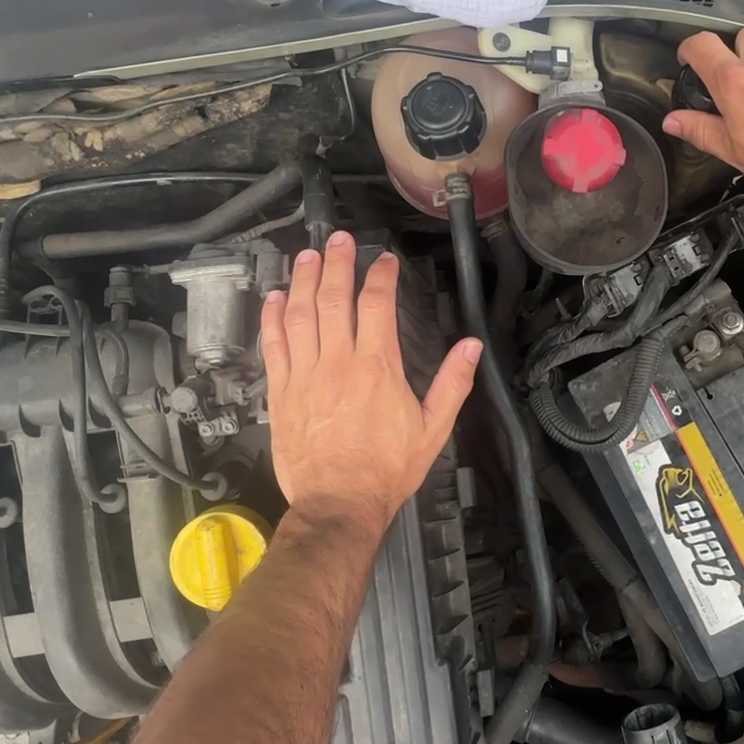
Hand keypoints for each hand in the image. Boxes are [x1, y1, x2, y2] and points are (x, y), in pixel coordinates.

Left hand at [261, 231, 480, 534]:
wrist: (339, 505)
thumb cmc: (387, 470)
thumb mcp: (434, 429)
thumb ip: (453, 384)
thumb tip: (471, 347)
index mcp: (377, 369)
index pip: (377, 306)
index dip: (381, 276)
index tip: (385, 261)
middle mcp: (337, 364)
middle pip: (333, 300)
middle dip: (336, 264)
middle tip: (338, 239)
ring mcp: (304, 377)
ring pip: (300, 316)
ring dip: (303, 281)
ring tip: (308, 255)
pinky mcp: (281, 394)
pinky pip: (273, 347)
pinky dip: (273, 319)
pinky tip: (275, 298)